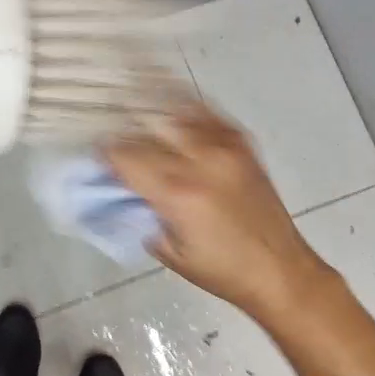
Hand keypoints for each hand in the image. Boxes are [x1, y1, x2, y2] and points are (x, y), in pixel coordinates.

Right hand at [104, 104, 333, 321]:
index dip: (104, 154)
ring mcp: (225, 147)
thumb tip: (117, 188)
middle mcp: (201, 161)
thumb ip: (139, 213)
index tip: (95, 157)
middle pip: (146, 128)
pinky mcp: (242, 144)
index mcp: (177, 193)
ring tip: (131, 105)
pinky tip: (167, 106)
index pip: (126, 155)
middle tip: (111, 137)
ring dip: (149, 110)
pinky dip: (182, 108)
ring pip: (175, 111)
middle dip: (123, 131)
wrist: (280, 270)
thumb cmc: (219, 270)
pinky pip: (205, 113)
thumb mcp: (166, 250)